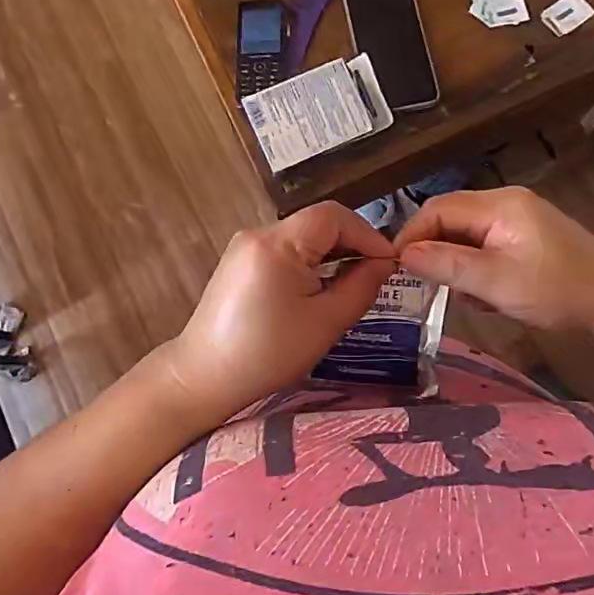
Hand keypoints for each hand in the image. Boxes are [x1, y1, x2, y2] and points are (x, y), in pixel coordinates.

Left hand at [158, 203, 396, 423]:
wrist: (203, 378)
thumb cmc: (269, 353)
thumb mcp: (327, 322)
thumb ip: (362, 286)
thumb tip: (384, 264)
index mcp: (278, 244)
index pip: (334, 216)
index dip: (368, 234)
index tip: (390, 263)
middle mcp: (258, 234)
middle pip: (318, 223)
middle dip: (352, 244)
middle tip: (376, 275)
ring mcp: (245, 247)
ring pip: (303, 237)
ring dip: (332, 255)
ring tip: (352, 285)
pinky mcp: (240, 263)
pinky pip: (285, 251)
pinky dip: (310, 263)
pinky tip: (320, 291)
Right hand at [394, 187, 593, 332]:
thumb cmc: (560, 290)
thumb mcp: (499, 282)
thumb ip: (449, 266)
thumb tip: (402, 255)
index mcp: (500, 204)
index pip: (437, 209)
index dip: (411, 236)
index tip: (394, 270)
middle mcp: (505, 202)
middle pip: (450, 219)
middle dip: (435, 254)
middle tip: (428, 288)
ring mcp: (517, 219)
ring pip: (465, 237)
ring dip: (458, 267)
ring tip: (472, 297)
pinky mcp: (524, 238)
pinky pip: (484, 247)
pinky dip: (478, 271)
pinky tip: (491, 295)